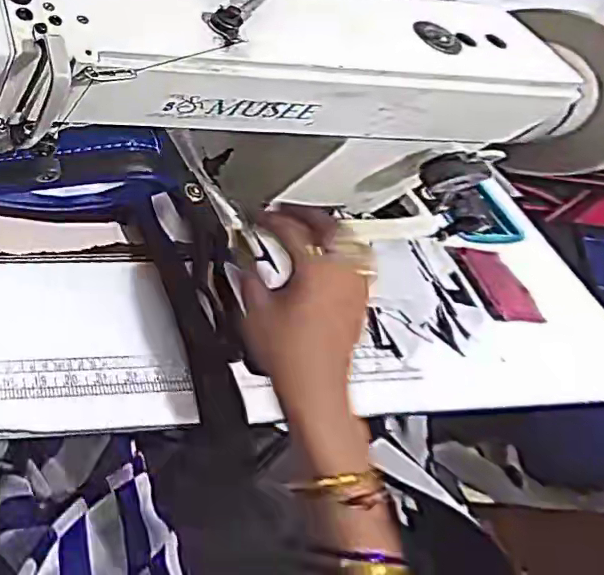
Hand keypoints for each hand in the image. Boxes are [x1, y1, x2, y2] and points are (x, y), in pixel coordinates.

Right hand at [237, 206, 372, 415]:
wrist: (316, 391)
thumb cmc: (291, 356)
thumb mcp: (254, 308)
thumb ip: (248, 276)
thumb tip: (244, 263)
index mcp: (315, 268)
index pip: (291, 228)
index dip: (269, 218)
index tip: (257, 218)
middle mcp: (342, 274)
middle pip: (331, 227)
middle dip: (306, 214)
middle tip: (286, 212)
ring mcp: (355, 289)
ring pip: (351, 242)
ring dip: (329, 230)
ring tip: (311, 227)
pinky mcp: (359, 304)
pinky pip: (358, 264)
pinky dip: (343, 252)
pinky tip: (330, 257)